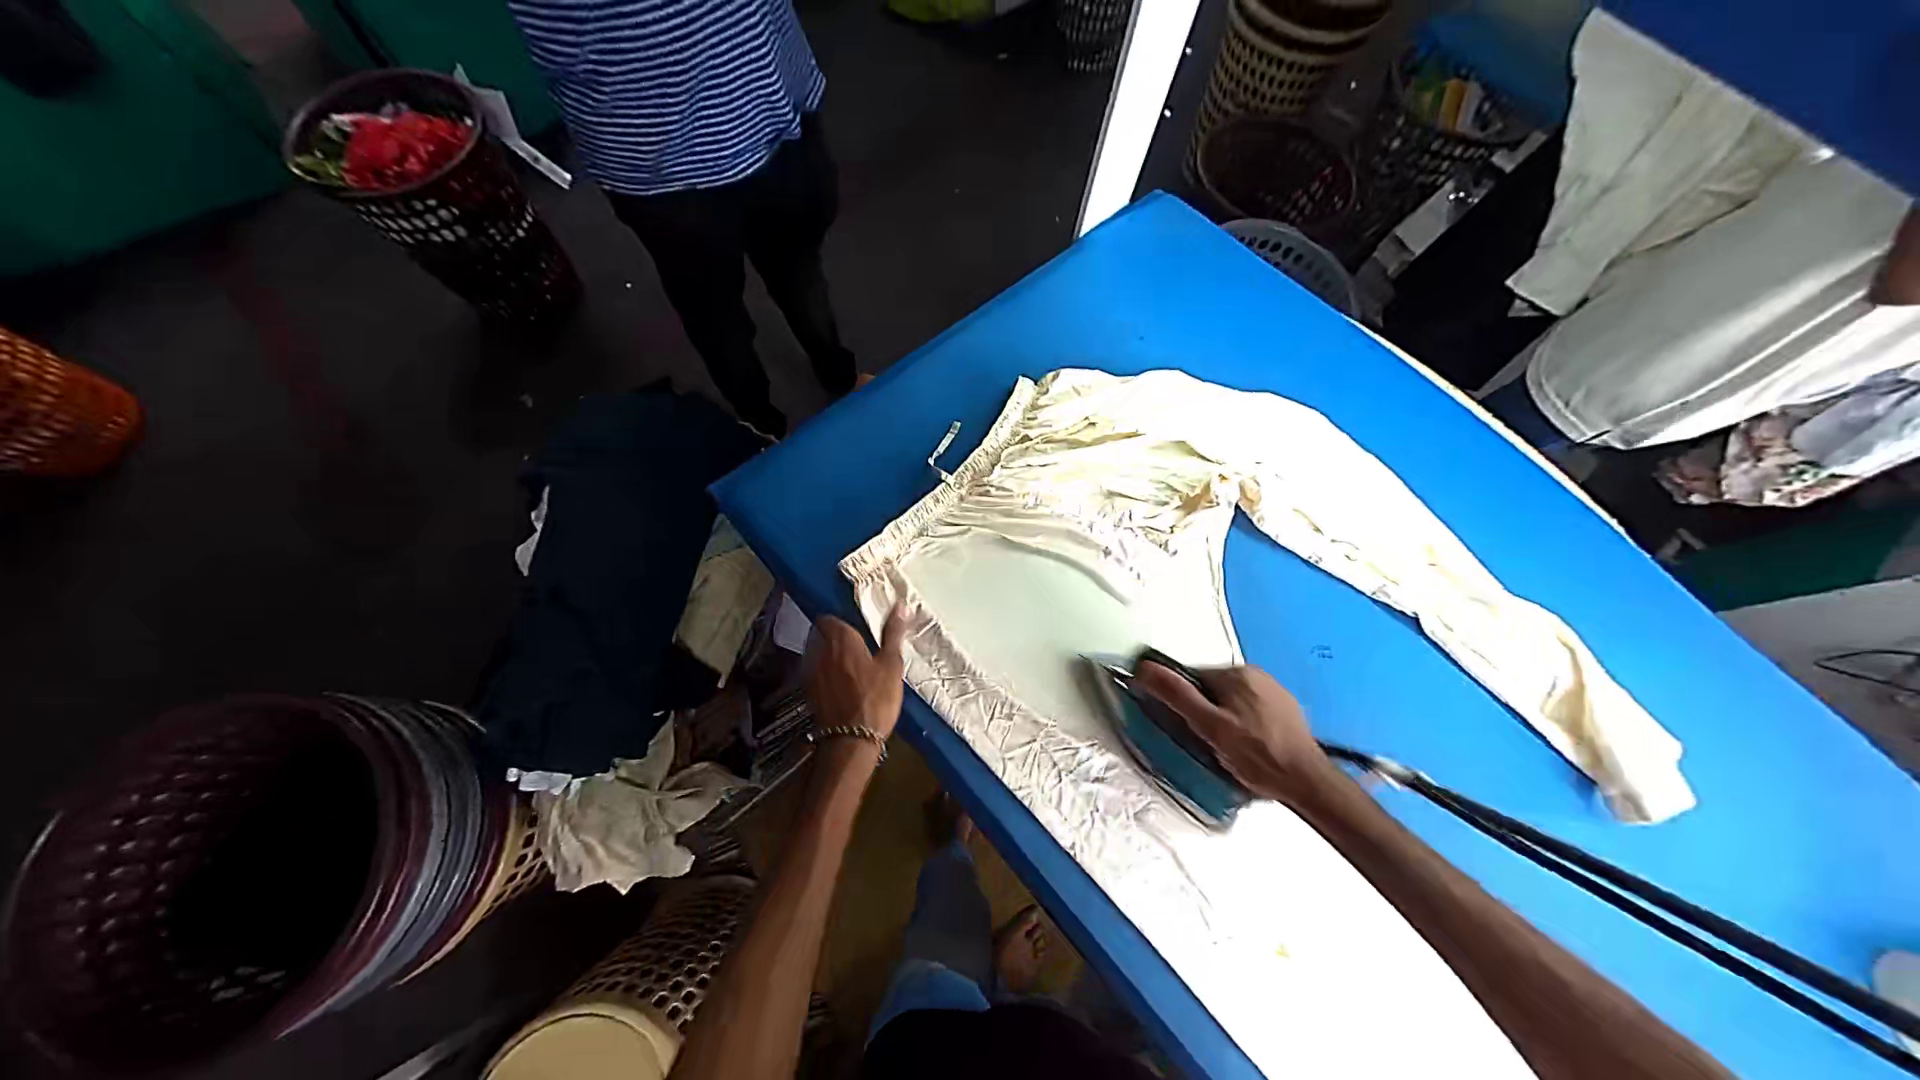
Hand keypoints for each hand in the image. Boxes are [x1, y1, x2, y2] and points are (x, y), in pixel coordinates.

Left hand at [805, 609, 907, 739]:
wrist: (851, 740)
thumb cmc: (875, 699)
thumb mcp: (892, 664)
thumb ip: (894, 632)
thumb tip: (902, 606)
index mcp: (840, 637)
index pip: (830, 617)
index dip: (842, 622)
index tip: (858, 629)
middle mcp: (819, 649)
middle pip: (821, 634)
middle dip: (835, 638)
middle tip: (857, 647)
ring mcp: (810, 670)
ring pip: (816, 653)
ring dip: (828, 656)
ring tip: (849, 667)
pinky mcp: (808, 690)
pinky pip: (814, 672)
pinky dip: (824, 674)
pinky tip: (841, 685)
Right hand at [1131, 662, 1333, 803]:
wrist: (1308, 782)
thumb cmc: (1258, 756)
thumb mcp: (1209, 727)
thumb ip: (1176, 695)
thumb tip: (1145, 668)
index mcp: (1235, 673)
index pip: (1191, 678)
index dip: (1184, 704)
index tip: (1188, 727)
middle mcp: (1256, 675)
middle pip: (1211, 689)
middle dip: (1205, 713)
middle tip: (1209, 742)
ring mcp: (1274, 692)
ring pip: (1231, 701)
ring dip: (1224, 720)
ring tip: (1230, 749)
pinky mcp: (1286, 710)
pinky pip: (1251, 710)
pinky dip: (1244, 725)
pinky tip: (1249, 748)